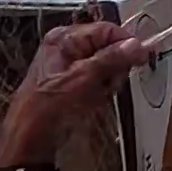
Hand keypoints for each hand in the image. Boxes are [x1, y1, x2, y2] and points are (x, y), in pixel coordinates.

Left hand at [0, 22, 151, 164]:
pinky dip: (101, 93)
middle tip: (108, 84)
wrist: (29, 140)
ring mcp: (72, 66)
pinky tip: (92, 102)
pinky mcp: (75, 84)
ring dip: (108, 83)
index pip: (106, 29)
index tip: (142, 57)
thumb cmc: (49, 106)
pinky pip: (99, 82)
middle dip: (114, 68)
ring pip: (107, 67)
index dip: (125, 43)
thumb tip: (137, 44)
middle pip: (108, 48)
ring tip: (95, 97)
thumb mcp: (83, 80)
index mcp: (65, 38)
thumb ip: (111, 59)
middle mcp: (69, 47)